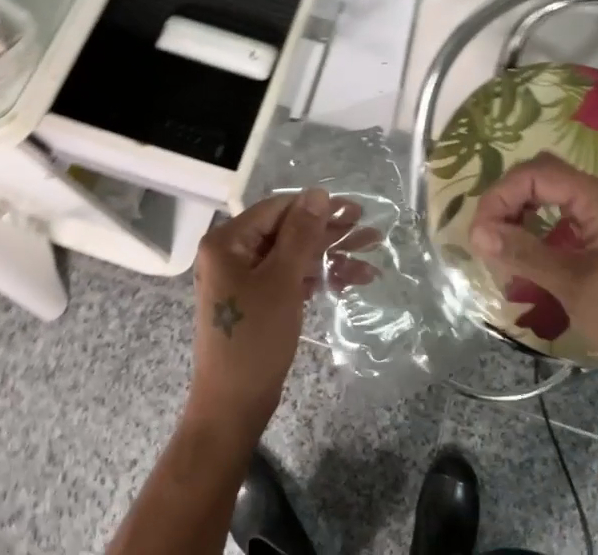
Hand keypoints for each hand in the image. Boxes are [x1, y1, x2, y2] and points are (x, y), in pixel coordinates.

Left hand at [186, 189, 358, 435]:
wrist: (233, 404)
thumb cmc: (254, 337)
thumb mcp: (282, 280)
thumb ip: (301, 233)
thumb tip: (318, 193)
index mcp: (227, 243)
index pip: (277, 210)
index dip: (317, 208)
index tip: (355, 210)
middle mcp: (231, 255)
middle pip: (288, 233)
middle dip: (329, 235)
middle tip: (370, 233)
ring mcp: (243, 280)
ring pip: (293, 257)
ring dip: (329, 259)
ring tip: (370, 263)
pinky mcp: (256, 302)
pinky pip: (289, 279)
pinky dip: (316, 279)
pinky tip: (349, 282)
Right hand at [468, 153, 597, 373]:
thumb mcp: (570, 283)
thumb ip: (523, 252)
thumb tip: (476, 233)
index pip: (538, 174)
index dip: (502, 196)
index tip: (478, 232)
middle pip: (542, 177)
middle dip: (508, 201)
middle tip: (484, 235)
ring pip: (548, 195)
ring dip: (519, 214)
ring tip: (497, 245)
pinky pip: (559, 216)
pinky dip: (535, 230)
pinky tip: (520, 255)